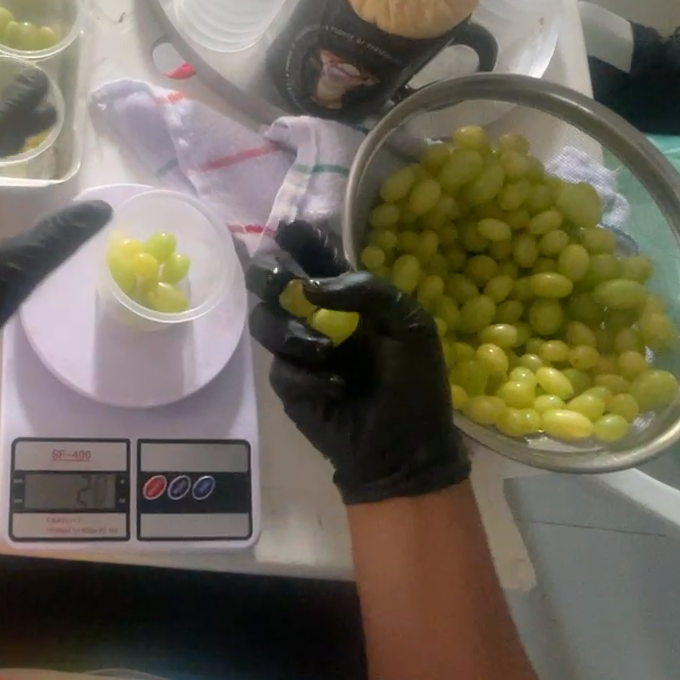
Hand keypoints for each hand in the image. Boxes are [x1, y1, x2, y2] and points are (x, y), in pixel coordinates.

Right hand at [247, 220, 468, 502]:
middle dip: (267, 275)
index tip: (289, 230)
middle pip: (270, 283)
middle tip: (278, 281)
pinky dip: (309, 376)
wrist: (405, 449)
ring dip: (291, 331)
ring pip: (264, 322)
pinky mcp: (288, 384)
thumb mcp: (410, 326)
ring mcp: (298, 350)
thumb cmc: (415, 384)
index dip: (300, 241)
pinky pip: (280, 367)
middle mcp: (316, 317)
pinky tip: (337, 388)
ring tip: (326, 349)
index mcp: (348, 298)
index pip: (316, 259)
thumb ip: (368, 291)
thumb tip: (308, 287)